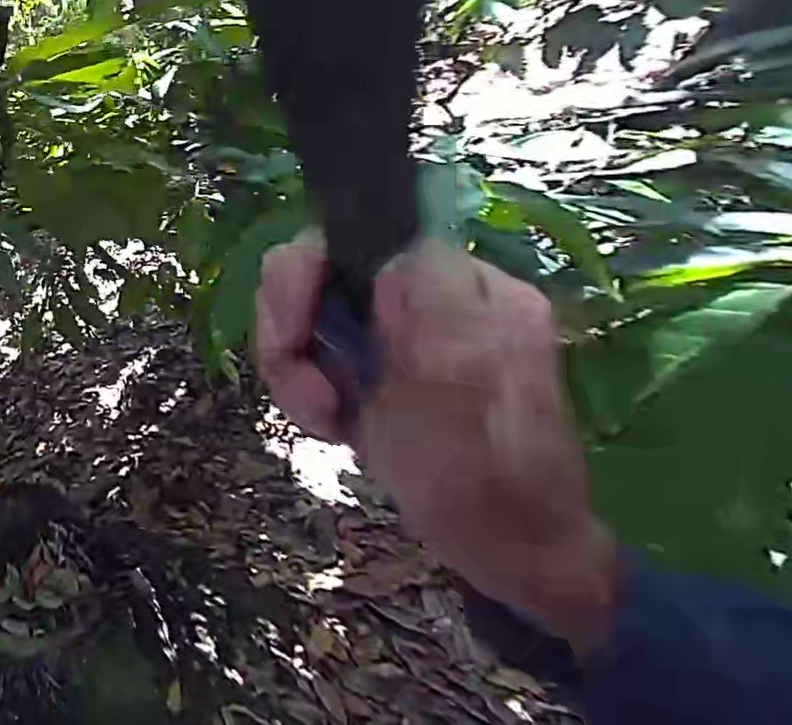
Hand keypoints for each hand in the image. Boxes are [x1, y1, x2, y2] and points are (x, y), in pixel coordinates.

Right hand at [254, 233, 617, 653]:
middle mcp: (430, 294)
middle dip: (289, 329)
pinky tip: (326, 418)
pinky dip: (300, 380)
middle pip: (317, 270)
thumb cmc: (485, 489)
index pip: (361, 239)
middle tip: (301, 387)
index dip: (307, 275)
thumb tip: (396, 259)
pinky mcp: (375, 351)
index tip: (289, 335)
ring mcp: (398, 323)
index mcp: (467, 292)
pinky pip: (307, 341)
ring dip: (291, 363)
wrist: (502, 550)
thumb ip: (439, 327)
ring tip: (319, 415)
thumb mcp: (460, 410)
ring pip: (302, 308)